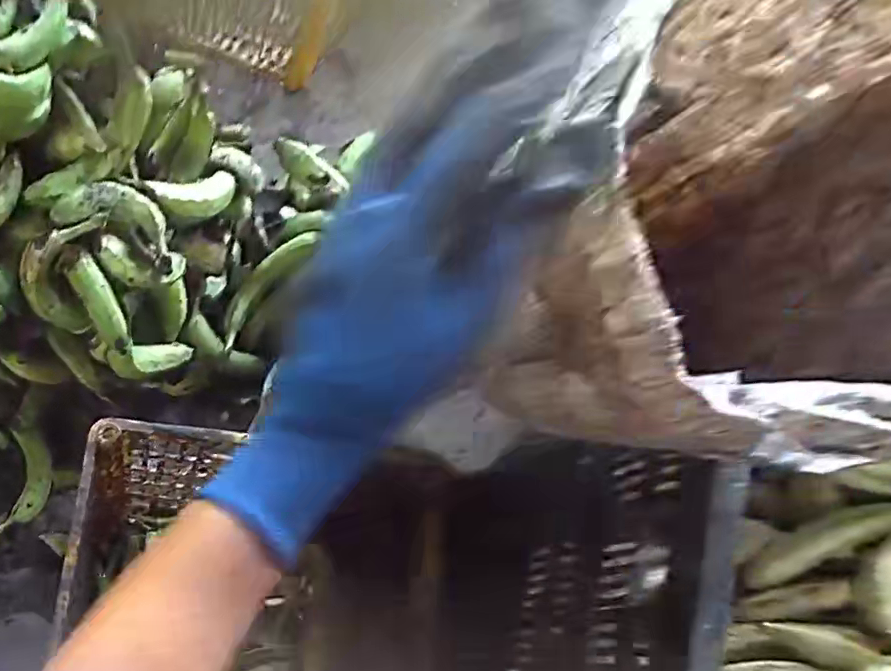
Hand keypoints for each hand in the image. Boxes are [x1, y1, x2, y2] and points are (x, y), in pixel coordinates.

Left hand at [201, 92, 554, 564]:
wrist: (322, 412)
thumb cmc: (400, 375)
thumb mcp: (467, 316)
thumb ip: (510, 238)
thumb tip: (559, 172)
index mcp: (405, 226)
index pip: (471, 134)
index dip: (523, 92)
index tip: (568, 60)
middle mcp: (364, 209)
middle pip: (419, 114)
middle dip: (474, 63)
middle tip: (526, 24)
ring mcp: (339, 222)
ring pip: (389, 138)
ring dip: (437, 93)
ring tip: (484, 55)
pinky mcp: (328, 239)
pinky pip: (373, 171)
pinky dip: (410, 136)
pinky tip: (434, 128)